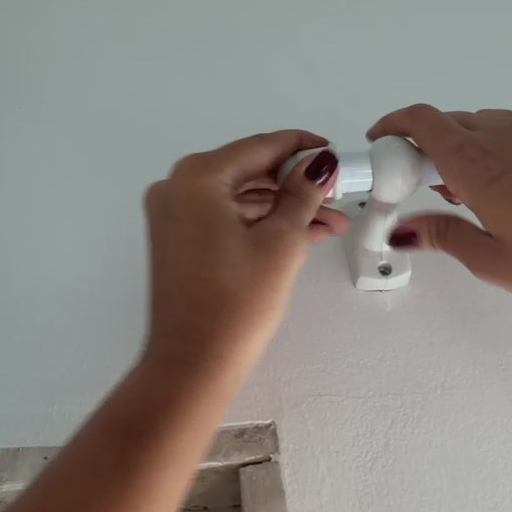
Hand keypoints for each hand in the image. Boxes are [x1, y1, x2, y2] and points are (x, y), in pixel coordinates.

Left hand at [142, 131, 349, 375]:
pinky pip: (225, 218)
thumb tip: (319, 162)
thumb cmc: (238, 301)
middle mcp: (177, 187)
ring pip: (239, 198)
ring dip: (283, 208)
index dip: (301, 148)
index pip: (259, 147)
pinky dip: (259, 224)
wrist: (193, 364)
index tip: (334, 154)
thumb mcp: (280, 241)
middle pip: (248, 171)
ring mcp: (173, 216)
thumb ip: (302, 193)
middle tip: (339, 195)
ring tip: (330, 223)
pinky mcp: (177, 242)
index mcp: (197, 177)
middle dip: (296, 184)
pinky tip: (300, 235)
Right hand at [367, 105, 511, 319]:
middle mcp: (506, 137)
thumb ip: (441, 235)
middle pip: (449, 122)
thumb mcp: (489, 260)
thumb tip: (403, 229)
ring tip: (463, 190)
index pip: (422, 120)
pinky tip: (505, 174)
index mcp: (478, 163)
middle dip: (424, 147)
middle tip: (419, 186)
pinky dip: (498, 140)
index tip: (379, 144)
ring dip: (462, 145)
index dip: (393, 125)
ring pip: (482, 123)